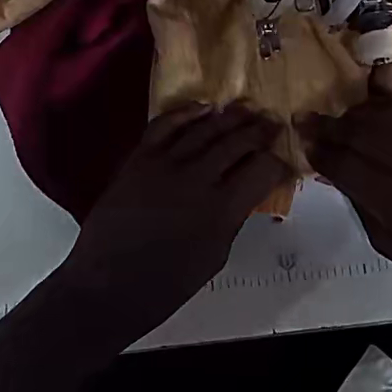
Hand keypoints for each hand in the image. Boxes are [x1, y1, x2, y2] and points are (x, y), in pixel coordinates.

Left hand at [56, 104, 290, 336]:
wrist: (108, 283)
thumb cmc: (166, 283)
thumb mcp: (215, 256)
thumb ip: (232, 217)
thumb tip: (245, 190)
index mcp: (222, 209)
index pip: (262, 170)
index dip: (277, 162)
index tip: (282, 160)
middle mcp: (198, 178)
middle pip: (237, 142)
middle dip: (259, 131)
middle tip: (271, 123)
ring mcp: (166, 163)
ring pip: (205, 128)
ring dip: (229, 117)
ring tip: (246, 109)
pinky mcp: (140, 158)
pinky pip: (165, 125)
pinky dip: (186, 113)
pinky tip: (203, 108)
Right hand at [301, 88, 391, 308]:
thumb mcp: (388, 243)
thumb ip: (359, 201)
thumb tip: (332, 168)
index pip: (346, 164)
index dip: (320, 152)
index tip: (304, 143)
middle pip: (363, 132)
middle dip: (331, 126)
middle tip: (310, 121)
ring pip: (389, 112)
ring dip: (359, 111)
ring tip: (343, 117)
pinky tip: (381, 114)